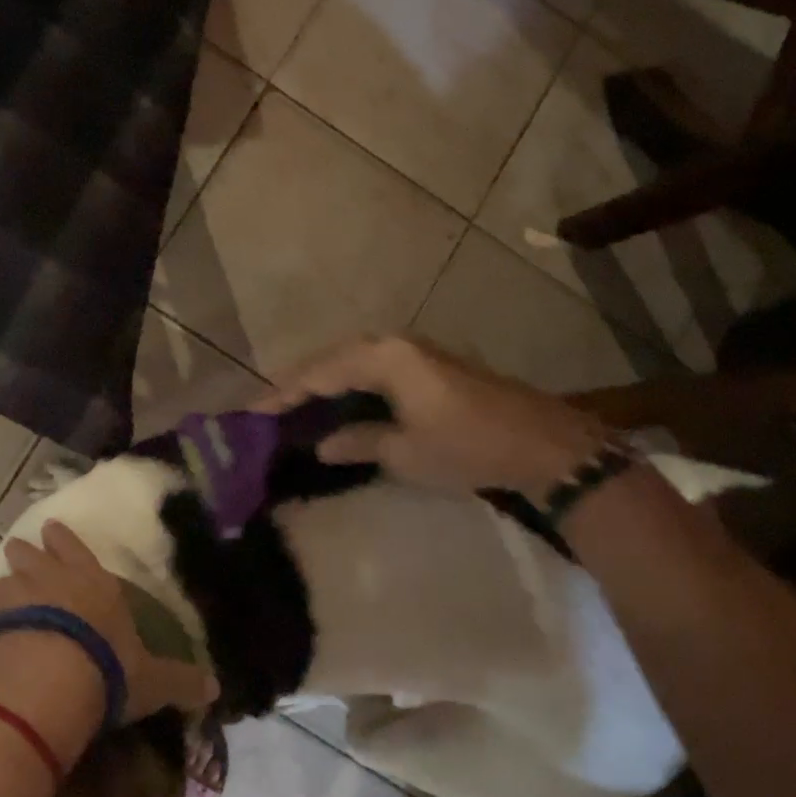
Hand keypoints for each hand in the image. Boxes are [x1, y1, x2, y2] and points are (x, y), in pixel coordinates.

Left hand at [0, 522, 217, 732]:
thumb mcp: (152, 680)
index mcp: (92, 582)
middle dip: (28, 552)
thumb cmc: (106, 670)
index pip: (77, 550)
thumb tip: (215, 689)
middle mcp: (49, 576)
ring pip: (1, 576)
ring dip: (1, 583)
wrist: (44, 679)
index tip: (53, 529)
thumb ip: (180, 681)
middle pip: (32, 553)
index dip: (66, 540)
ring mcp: (11, 592)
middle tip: (22, 551)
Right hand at [256, 335, 608, 497]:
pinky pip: (377, 370)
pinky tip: (341, 404)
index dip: (284, 394)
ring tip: (296, 406)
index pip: (319, 373)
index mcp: (385, 357)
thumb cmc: (467, 446)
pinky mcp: (434, 368)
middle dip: (300, 384)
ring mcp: (419, 353)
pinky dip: (352, 387)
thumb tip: (322, 444)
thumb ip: (358, 442)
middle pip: (334, 360)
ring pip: (356, 363)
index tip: (252, 414)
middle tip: (269, 409)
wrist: (544, 445)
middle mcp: (397, 344)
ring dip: (326, 383)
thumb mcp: (405, 452)